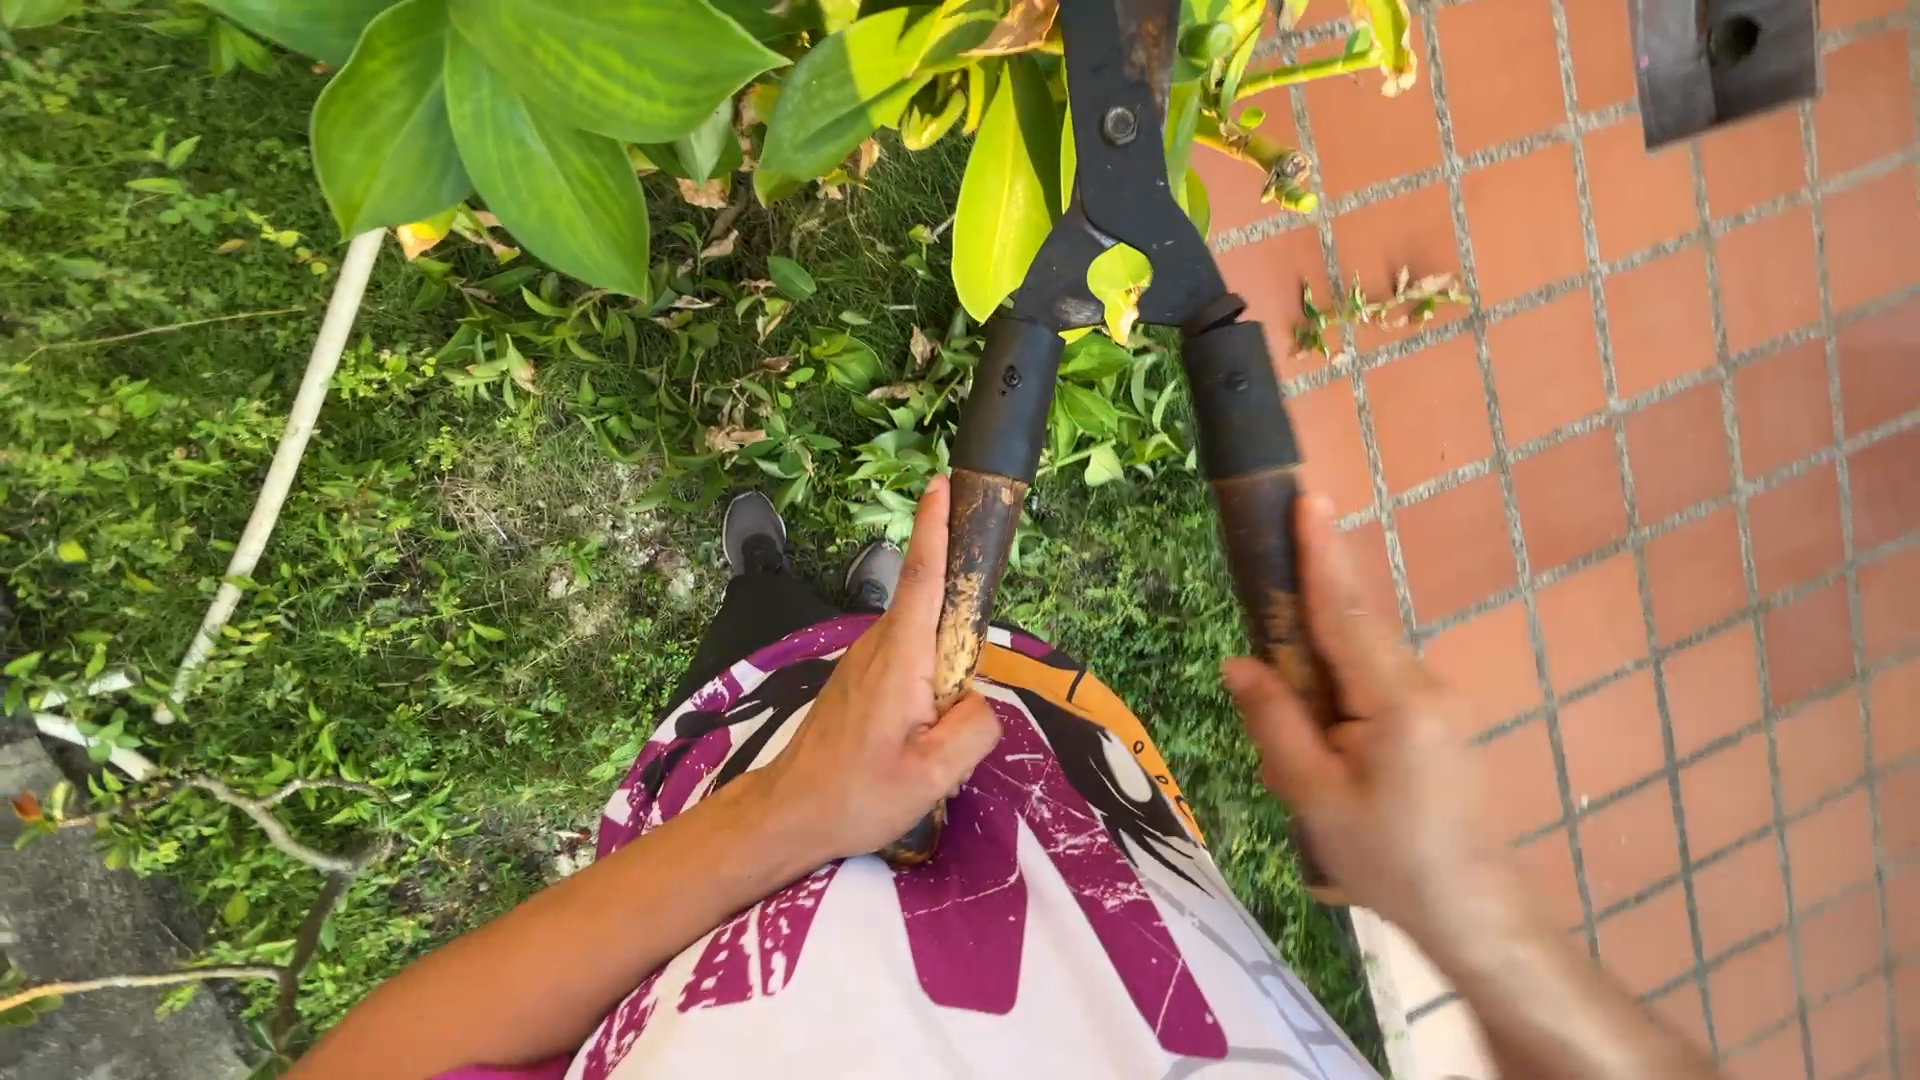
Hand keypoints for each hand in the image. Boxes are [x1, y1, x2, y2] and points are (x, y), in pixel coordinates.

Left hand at [760, 474, 1003, 863]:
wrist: (790, 812)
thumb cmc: (859, 792)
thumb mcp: (934, 775)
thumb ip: (974, 725)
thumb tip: (977, 695)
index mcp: (901, 657)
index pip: (922, 576)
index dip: (934, 526)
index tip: (940, 483)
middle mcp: (881, 644)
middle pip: (932, 604)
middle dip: (961, 616)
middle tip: (962, 689)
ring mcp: (867, 659)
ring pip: (924, 638)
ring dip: (945, 664)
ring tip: (934, 735)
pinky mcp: (862, 678)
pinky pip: (910, 658)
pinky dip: (929, 678)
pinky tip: (919, 733)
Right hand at [1221, 493, 1528, 946]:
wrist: (1474, 915)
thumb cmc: (1389, 858)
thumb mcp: (1312, 794)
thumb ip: (1273, 720)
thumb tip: (1239, 661)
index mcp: (1394, 699)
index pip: (1344, 609)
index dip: (1320, 551)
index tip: (1307, 496)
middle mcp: (1421, 684)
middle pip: (1341, 640)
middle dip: (1295, 668)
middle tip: (1280, 740)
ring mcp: (1434, 701)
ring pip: (1351, 671)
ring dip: (1313, 705)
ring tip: (1306, 780)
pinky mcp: (1434, 720)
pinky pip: (1368, 693)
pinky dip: (1334, 716)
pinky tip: (1331, 775)